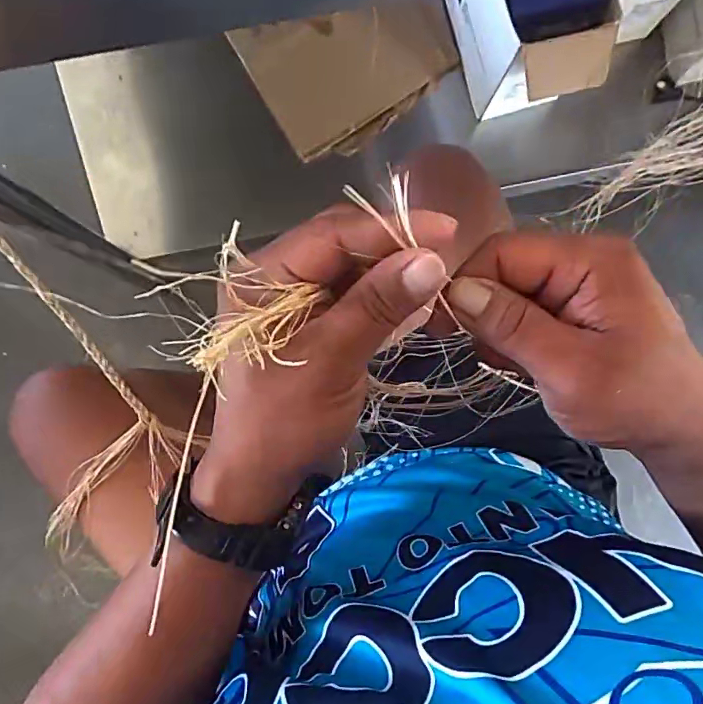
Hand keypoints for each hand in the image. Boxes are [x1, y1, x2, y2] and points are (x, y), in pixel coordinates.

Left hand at [193, 205, 456, 521]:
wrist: (257, 475)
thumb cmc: (284, 422)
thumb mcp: (332, 361)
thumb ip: (377, 306)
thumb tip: (431, 259)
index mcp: (262, 277)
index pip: (331, 233)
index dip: (390, 228)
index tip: (446, 229)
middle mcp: (271, 279)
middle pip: (339, 246)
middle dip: (392, 249)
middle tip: (444, 255)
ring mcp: (287, 302)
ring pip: (347, 271)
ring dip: (389, 275)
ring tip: (434, 278)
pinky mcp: (304, 325)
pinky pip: (346, 300)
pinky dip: (378, 300)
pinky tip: (409, 304)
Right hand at [448, 231, 702, 454]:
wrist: (682, 430)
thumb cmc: (632, 401)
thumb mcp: (566, 369)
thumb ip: (512, 326)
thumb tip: (456, 291)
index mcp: (591, 261)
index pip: (505, 250)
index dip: (467, 284)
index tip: (441, 329)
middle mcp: (586, 260)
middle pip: (508, 268)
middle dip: (484, 310)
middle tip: (482, 357)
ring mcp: (585, 285)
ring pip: (514, 292)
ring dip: (499, 329)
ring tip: (510, 366)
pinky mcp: (580, 310)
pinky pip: (530, 312)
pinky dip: (515, 338)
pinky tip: (522, 364)